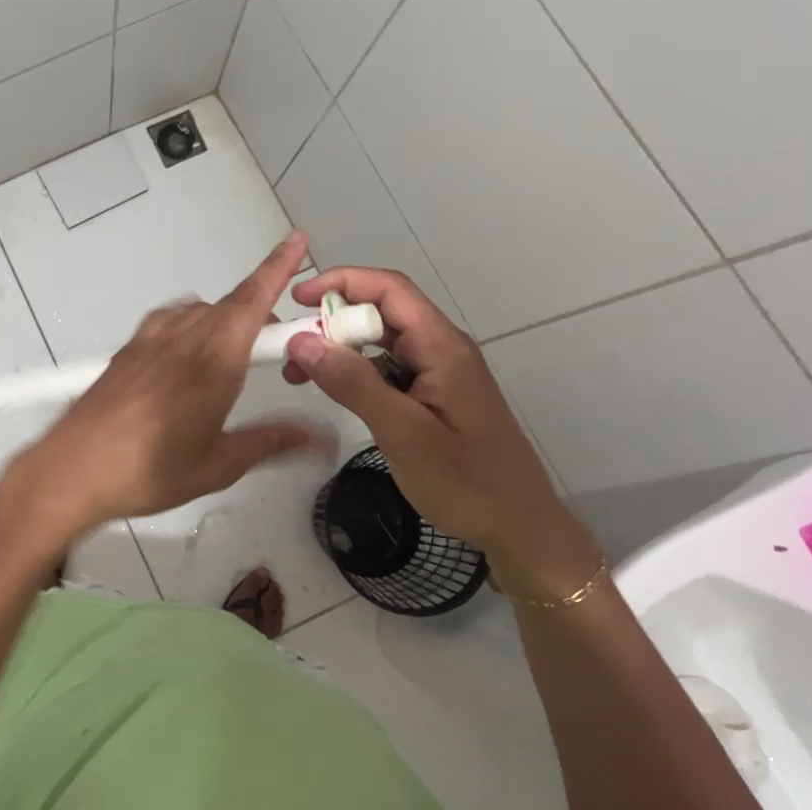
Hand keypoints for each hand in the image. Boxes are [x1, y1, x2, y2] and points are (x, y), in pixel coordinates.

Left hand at [1, 231, 335, 537]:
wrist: (73, 469)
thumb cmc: (149, 470)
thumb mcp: (219, 464)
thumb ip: (271, 442)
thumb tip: (317, 436)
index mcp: (214, 359)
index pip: (254, 299)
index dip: (278, 267)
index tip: (297, 240)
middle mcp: (182, 337)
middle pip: (231, 305)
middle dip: (260, 313)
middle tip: (276, 350)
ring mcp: (149, 339)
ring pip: (199, 311)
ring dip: (223, 321)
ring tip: (232, 359)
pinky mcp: (126, 349)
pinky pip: (169, 321)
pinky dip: (190, 326)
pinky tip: (186, 359)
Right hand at [281, 267, 598, 591]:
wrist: (522, 529)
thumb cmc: (467, 482)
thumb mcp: (403, 433)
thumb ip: (353, 383)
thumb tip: (302, 341)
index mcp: (441, 347)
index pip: (388, 289)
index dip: (341, 282)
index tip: (296, 299)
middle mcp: (442, 349)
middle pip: (381, 311)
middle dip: (331, 320)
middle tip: (289, 348)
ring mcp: (440, 373)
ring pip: (381, 342)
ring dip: (340, 348)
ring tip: (299, 373)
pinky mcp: (435, 396)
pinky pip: (389, 368)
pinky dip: (355, 372)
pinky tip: (333, 392)